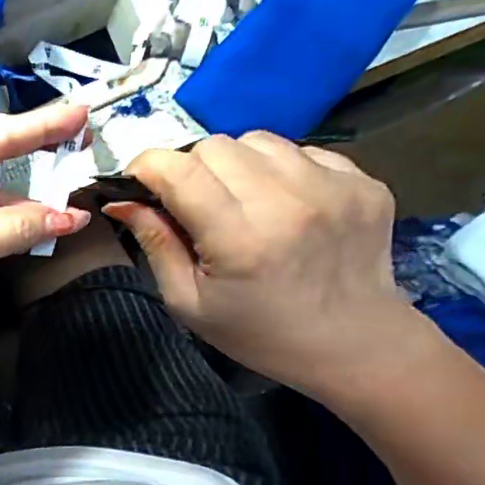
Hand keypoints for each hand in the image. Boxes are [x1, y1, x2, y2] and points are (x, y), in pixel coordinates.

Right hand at [105, 132, 421, 394]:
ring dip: (235, 165)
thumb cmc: (260, 333)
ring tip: (241, 202)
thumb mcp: (190, 303)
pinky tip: (283, 206)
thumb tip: (122, 199)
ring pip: (256, 140)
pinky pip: (300, 151)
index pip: (179, 170)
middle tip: (195, 205)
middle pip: (214, 146)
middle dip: (191, 169)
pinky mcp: (362, 180)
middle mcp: (288, 201)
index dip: (148, 167)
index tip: (139, 182)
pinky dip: (279, 170)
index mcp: (240, 239)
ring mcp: (332, 185)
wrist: (354, 344)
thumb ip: (156, 244)